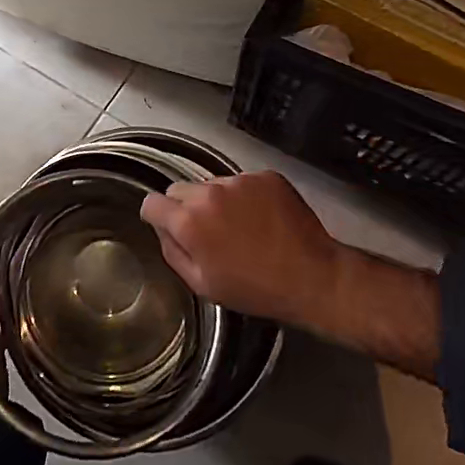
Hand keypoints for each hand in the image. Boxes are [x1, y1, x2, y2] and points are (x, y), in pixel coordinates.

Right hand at [142, 171, 443, 381]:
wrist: (313, 277)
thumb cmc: (254, 288)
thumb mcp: (202, 284)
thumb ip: (173, 252)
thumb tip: (163, 229)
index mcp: (189, 221)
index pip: (152, 203)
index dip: (156, 216)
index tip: (168, 227)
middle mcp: (209, 193)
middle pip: (179, 189)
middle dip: (185, 207)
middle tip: (207, 231)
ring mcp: (239, 181)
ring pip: (212, 184)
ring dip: (217, 201)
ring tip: (240, 226)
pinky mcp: (265, 176)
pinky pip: (241, 182)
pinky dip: (245, 196)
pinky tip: (261, 218)